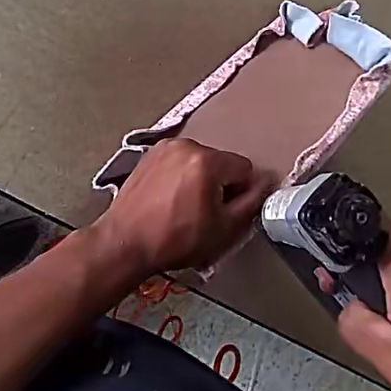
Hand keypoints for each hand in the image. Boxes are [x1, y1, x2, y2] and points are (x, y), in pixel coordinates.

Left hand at [90, 138, 272, 286]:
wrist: (124, 244)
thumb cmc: (170, 240)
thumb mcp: (224, 228)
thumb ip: (252, 201)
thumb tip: (266, 183)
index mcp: (207, 161)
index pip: (244, 168)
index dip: (242, 192)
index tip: (227, 210)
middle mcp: (186, 146)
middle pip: (222, 163)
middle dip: (220, 185)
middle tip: (205, 213)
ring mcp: (166, 148)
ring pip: (201, 162)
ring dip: (201, 180)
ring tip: (184, 207)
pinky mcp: (151, 155)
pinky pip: (180, 162)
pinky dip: (182, 177)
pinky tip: (171, 200)